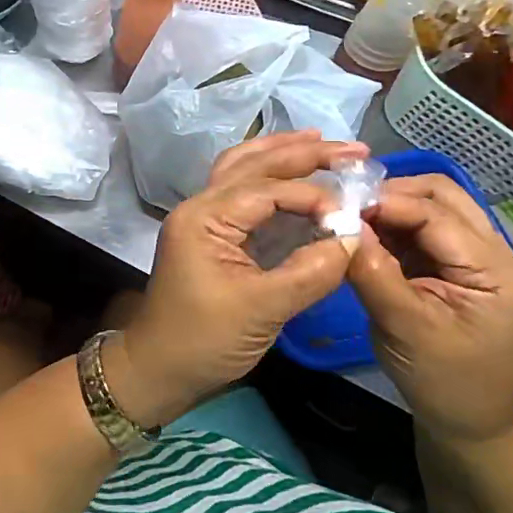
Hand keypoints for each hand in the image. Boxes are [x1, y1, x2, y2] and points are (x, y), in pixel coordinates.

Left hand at [107, 132, 367, 426]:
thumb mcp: (261, 310)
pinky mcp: (212, 233)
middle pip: (255, 164)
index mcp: (205, 217)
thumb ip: (310, 273)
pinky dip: (272, 178)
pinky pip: (243, 191)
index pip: (268, 189)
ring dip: (283, 153)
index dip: (313, 196)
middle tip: (354, 149)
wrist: (158, 371)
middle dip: (303, 152)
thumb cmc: (203, 341)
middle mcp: (201, 205)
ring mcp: (204, 217)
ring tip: (321, 141)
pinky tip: (296, 176)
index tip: (352, 214)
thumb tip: (353, 240)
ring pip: (244, 169)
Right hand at [348, 175, 512, 442]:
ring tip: (355, 217)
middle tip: (349, 206)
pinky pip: (429, 229)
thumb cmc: (441, 382)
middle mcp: (500, 254)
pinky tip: (370, 233)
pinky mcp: (462, 265)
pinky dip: (397, 225)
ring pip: (437, 206)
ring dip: (395, 207)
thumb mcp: (404, 328)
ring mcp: (483, 257)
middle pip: (445, 196)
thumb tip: (341, 222)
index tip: (341, 203)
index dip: (389, 203)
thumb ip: (374, 272)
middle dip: (395, 194)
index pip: (439, 217)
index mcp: (499, 272)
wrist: (468, 423)